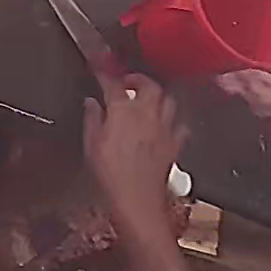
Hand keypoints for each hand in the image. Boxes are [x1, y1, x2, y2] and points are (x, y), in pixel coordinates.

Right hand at [84, 72, 189, 230]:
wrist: (136, 198)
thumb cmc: (109, 172)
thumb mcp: (91, 143)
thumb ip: (92, 118)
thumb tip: (91, 103)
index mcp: (123, 111)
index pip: (113, 85)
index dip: (105, 75)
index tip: (98, 71)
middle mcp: (147, 114)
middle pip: (149, 85)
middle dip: (138, 79)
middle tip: (128, 81)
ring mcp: (164, 128)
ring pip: (168, 100)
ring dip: (158, 95)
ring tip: (148, 97)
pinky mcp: (174, 143)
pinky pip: (179, 124)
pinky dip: (173, 119)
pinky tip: (165, 123)